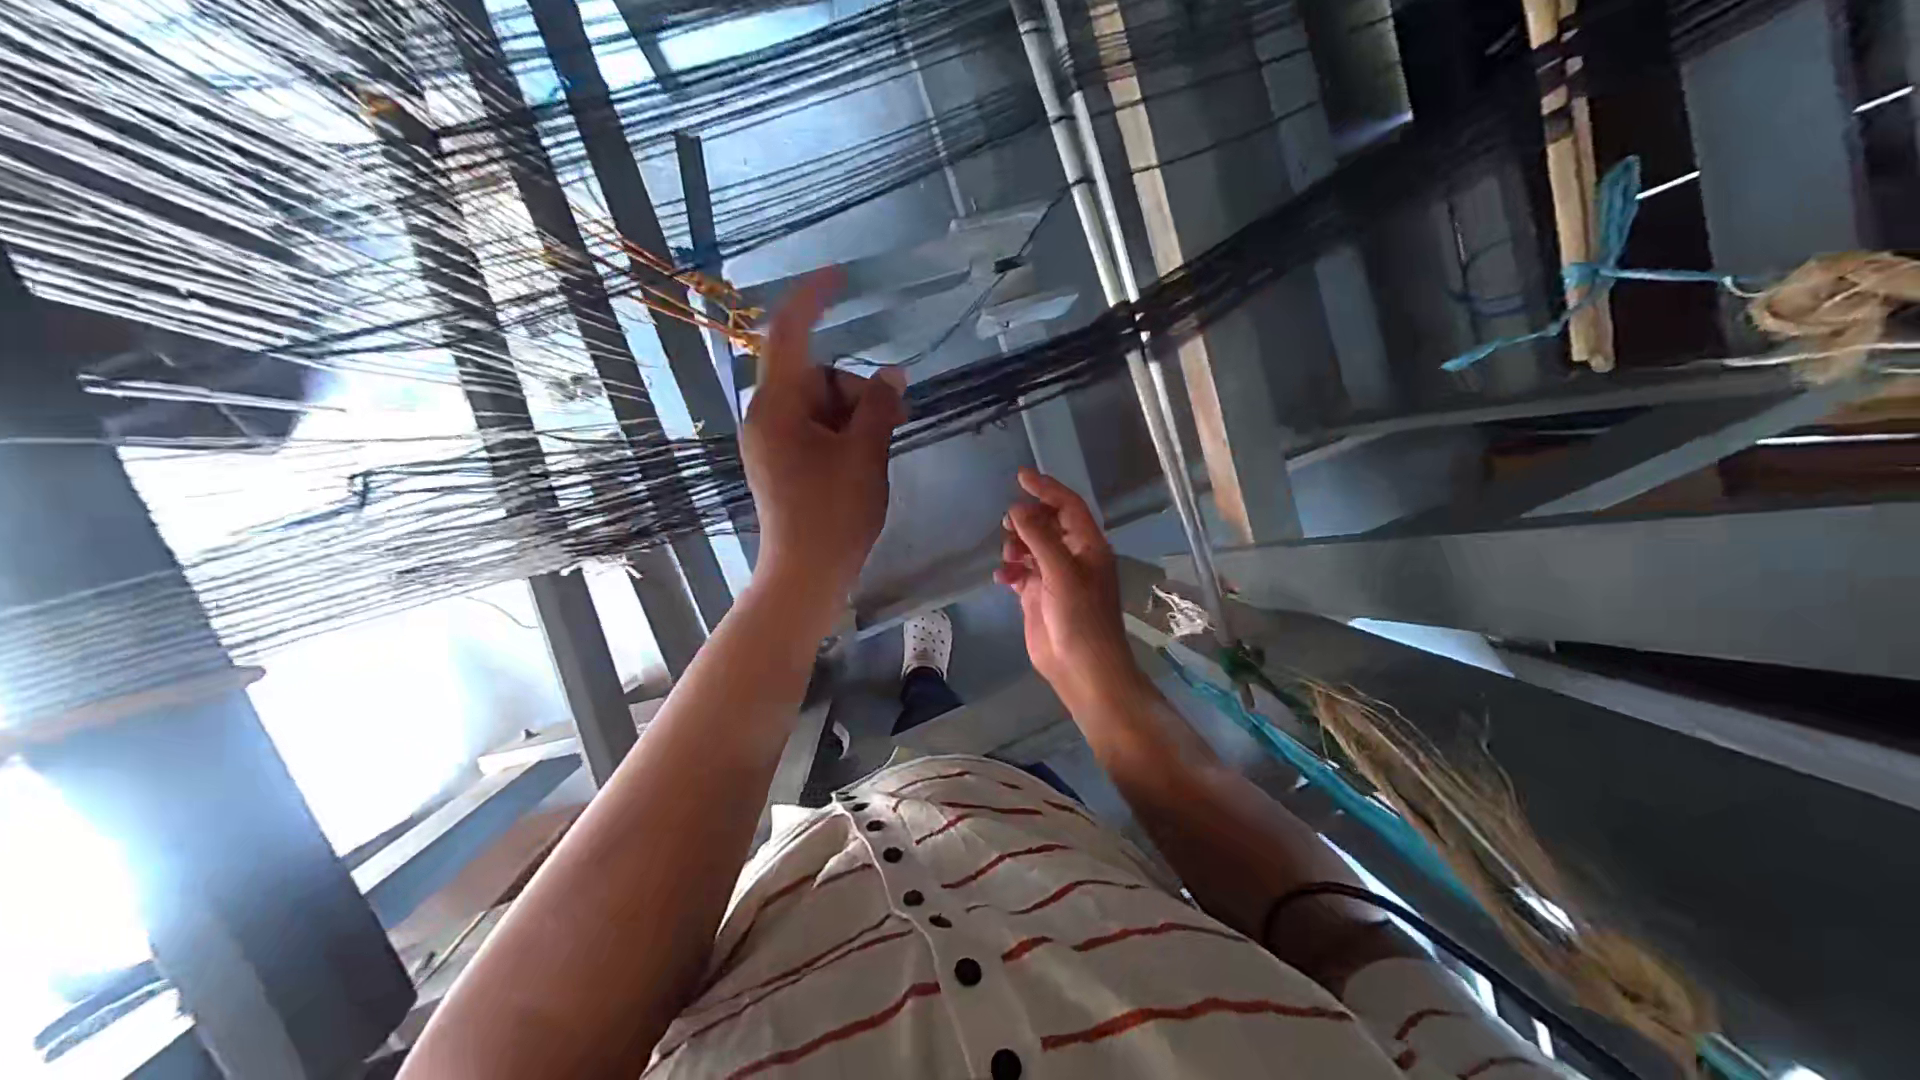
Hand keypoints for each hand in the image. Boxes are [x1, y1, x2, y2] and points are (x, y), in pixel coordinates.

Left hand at [741, 271, 905, 604]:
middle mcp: (766, 418)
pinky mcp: (780, 464)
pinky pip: (813, 430)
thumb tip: (892, 375)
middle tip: (896, 417)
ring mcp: (771, 443)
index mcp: (777, 407)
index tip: (840, 276)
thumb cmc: (834, 514)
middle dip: (856, 389)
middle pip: (815, 376)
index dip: (813, 298)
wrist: (806, 575)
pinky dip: (842, 434)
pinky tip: (864, 458)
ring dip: (854, 415)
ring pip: (819, 405)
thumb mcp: (865, 455)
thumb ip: (878, 407)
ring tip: (882, 447)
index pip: (789, 334)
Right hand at [996, 468, 1145, 707]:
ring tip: (1007, 554)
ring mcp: (1054, 577)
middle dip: (1027, 519)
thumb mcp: (1062, 572)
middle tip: (1008, 522)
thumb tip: (1017, 509)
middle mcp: (1073, 557)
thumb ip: (1039, 538)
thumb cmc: (1080, 617)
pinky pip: (1020, 573)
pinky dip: (1010, 571)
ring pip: (1031, 547)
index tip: (1020, 477)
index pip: (1068, 506)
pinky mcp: (1038, 597)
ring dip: (1016, 545)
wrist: (1081, 667)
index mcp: (1089, 546)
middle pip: (1048, 524)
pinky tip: (1001, 577)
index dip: (1047, 489)